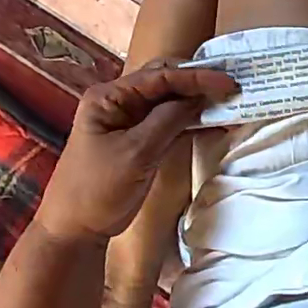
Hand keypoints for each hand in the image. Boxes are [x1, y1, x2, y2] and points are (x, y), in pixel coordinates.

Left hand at [33, 63, 237, 245]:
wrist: (75, 230)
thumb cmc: (97, 189)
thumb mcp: (135, 153)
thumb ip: (168, 120)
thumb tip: (200, 97)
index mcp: (109, 96)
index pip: (158, 76)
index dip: (195, 77)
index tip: (228, 81)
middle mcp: (119, 101)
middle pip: (164, 81)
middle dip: (197, 82)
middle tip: (232, 84)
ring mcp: (129, 120)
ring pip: (169, 101)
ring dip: (197, 100)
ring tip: (230, 99)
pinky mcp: (140, 139)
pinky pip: (169, 121)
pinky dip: (191, 120)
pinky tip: (214, 120)